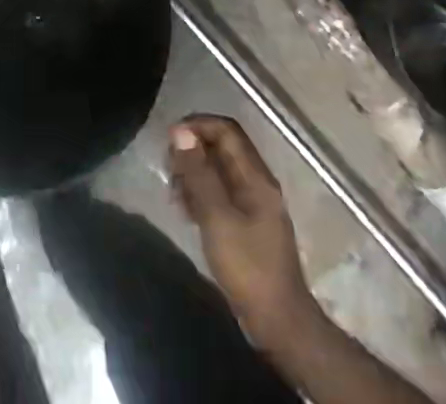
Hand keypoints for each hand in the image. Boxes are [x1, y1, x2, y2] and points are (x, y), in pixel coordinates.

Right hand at [168, 114, 316, 339]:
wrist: (277, 319)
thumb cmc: (247, 266)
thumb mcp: (217, 217)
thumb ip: (199, 174)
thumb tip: (180, 132)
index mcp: (256, 177)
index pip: (227, 131)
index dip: (197, 126)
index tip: (169, 139)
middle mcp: (256, 183)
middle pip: (221, 148)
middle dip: (191, 150)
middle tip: (168, 168)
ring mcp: (252, 204)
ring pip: (217, 171)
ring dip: (192, 173)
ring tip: (173, 193)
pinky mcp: (244, 223)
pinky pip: (218, 193)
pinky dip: (199, 194)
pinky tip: (184, 210)